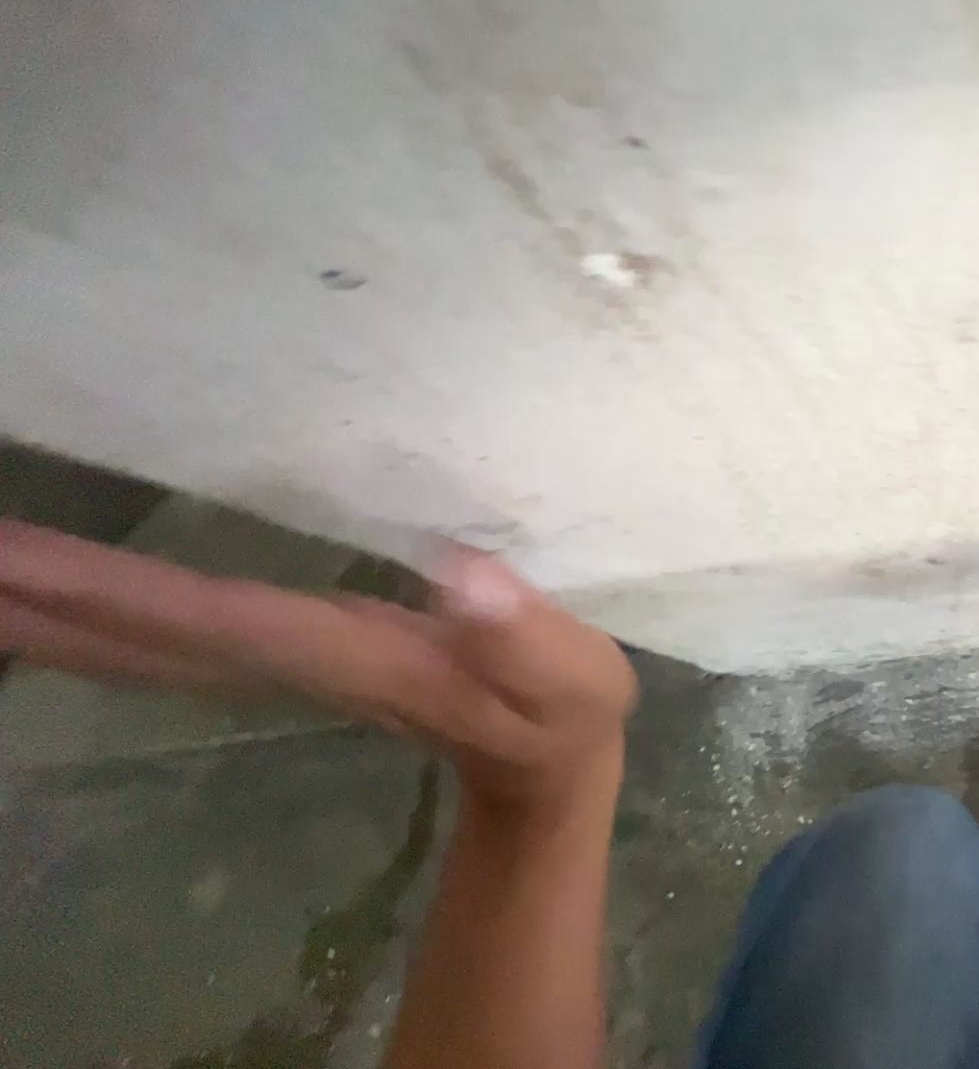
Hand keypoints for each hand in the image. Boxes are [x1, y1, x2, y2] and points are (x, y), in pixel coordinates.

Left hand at [0, 517, 636, 816]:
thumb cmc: (570, 713)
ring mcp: (307, 672)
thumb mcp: (573, 674)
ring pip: (160, 655)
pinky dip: (116, 631)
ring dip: (60, 620)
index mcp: (372, 661)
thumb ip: (523, 632)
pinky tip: (75, 614)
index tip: (10, 558)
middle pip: (163, 643)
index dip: (129, 596)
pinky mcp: (313, 664)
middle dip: (53, 604)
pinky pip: (191, 651)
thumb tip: (461, 571)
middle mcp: (316, 666)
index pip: (234, 623)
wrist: (549, 768)